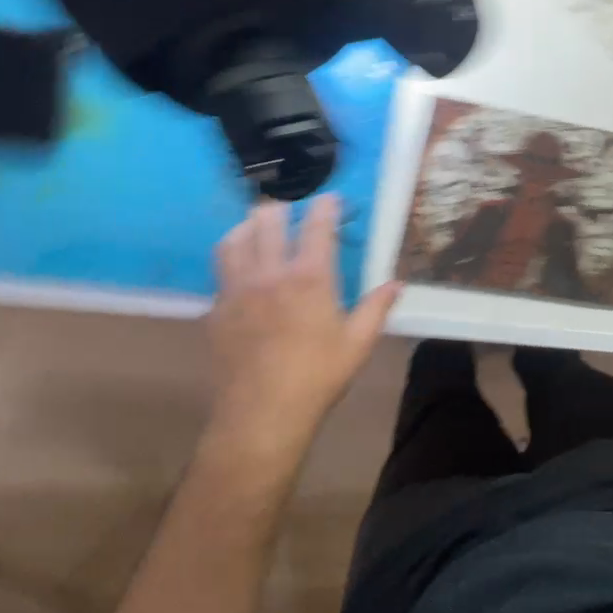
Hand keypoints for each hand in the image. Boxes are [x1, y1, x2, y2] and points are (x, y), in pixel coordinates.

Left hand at [207, 196, 401, 446]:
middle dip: (282, 208)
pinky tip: (244, 271)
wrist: (262, 413)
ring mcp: (237, 290)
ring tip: (261, 229)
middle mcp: (269, 274)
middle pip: (267, 221)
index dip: (325, 206)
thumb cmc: (318, 376)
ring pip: (233, 240)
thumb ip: (377, 307)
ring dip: (249, 227)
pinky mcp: (216, 310)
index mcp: (310, 278)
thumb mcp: (358, 342)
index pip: (317, 226)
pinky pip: (221, 272)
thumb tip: (396, 283)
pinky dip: (234, 259)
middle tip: (293, 210)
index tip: (331, 199)